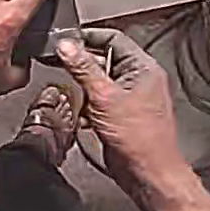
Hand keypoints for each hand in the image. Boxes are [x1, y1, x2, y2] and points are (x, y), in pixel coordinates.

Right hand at [57, 29, 193, 198]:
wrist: (147, 173)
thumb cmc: (141, 139)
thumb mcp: (104, 96)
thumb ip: (83, 68)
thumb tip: (66, 45)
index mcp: (142, 67)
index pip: (113, 38)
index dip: (88, 37)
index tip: (66, 41)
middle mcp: (138, 79)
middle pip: (102, 58)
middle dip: (81, 66)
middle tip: (62, 66)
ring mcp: (129, 97)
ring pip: (97, 81)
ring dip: (82, 88)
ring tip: (75, 96)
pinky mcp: (119, 114)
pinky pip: (97, 100)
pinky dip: (86, 105)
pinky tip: (82, 115)